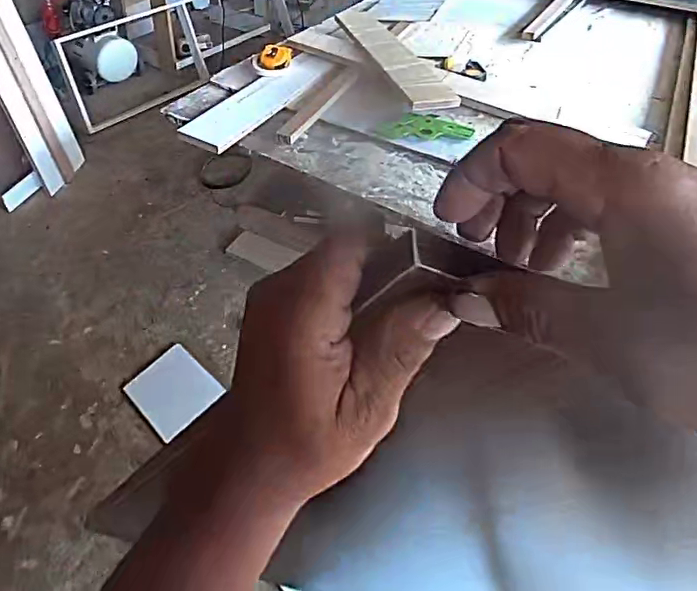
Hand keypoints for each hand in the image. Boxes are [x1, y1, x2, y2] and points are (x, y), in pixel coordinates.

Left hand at [217, 234, 460, 509]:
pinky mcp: (271, 298)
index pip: (346, 245)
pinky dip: (344, 288)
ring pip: (328, 259)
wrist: (254, 452)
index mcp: (300, 310)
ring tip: (399, 311)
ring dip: (365, 276)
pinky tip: (364, 322)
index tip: (427, 263)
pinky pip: (315, 275)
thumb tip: (441, 303)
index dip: (390, 244)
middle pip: (338, 248)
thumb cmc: (306, 440)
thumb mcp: (367, 405)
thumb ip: (400, 347)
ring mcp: (270, 290)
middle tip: (423, 294)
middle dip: (384, 263)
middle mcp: (278, 288)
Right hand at [433, 121, 696, 497]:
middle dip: (494, 195)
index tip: (448, 226)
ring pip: (580, 180)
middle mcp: (655, 175)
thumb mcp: (623, 347)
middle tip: (475, 245)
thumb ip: (531, 310)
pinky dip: (577, 230)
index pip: (516, 146)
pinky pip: (620, 206)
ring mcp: (689, 198)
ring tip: (520, 268)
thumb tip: (465, 300)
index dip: (467, 180)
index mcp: (627, 184)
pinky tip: (578, 277)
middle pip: (544, 155)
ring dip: (533, 215)